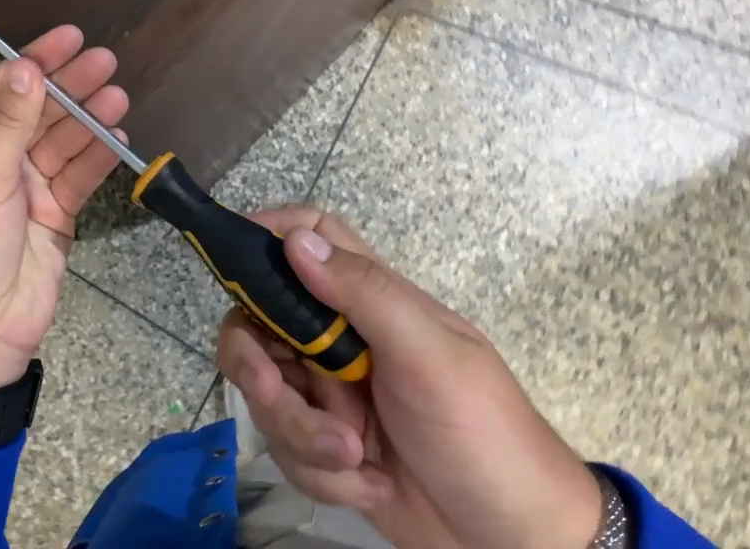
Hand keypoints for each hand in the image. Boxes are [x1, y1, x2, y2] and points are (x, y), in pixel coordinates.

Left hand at [0, 25, 127, 393]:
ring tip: (117, 93)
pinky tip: (118, 136)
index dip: (33, 63)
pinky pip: (78, 177)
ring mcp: (26, 189)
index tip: (67, 40)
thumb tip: (27, 71)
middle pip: (37, 112)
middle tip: (104, 60)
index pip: (1, 92)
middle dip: (68, 87)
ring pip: (62, 142)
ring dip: (88, 119)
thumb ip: (9, 126)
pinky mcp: (54, 215)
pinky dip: (97, 157)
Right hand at [217, 208, 601, 548]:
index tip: (232, 260)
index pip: (315, 237)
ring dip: (300, 434)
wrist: (516, 548)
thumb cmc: (485, 437)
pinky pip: (284, 446)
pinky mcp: (324, 446)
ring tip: (355, 463)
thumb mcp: (432, 359)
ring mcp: (329, 393)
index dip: (271, 233)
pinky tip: (368, 487)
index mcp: (372, 301)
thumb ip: (364, 294)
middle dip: (258, 367)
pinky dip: (318, 473)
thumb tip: (294, 239)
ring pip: (265, 391)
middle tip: (274, 394)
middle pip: (259, 321)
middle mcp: (341, 339)